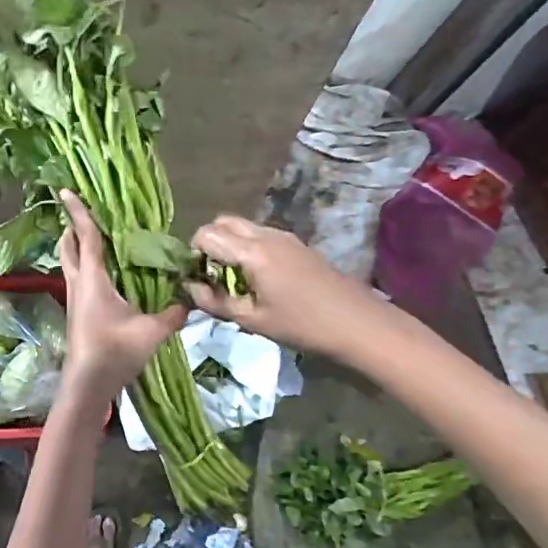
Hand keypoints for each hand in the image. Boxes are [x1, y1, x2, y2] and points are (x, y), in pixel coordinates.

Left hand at [57, 190, 185, 399]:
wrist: (87, 384)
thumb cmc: (114, 352)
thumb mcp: (151, 332)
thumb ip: (172, 314)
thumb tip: (190, 301)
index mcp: (93, 279)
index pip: (86, 238)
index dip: (78, 213)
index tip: (66, 191)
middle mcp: (79, 284)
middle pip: (69, 248)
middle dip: (72, 228)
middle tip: (79, 214)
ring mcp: (75, 300)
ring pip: (69, 264)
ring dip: (75, 248)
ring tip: (89, 238)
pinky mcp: (77, 313)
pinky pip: (77, 279)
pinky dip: (82, 266)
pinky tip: (100, 275)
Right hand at [187, 215, 386, 358]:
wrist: (357, 322)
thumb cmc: (302, 324)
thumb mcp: (253, 320)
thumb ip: (215, 302)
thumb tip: (190, 288)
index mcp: (252, 252)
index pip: (206, 234)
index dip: (193, 253)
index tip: (197, 278)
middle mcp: (265, 234)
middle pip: (222, 222)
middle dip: (209, 243)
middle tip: (212, 275)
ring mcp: (283, 236)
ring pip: (242, 226)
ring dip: (229, 244)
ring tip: (234, 279)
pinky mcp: (295, 244)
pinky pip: (259, 234)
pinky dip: (247, 247)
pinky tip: (257, 278)